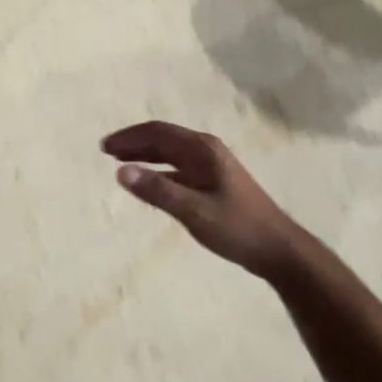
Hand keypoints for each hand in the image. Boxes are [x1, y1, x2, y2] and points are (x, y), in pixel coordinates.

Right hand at [102, 121, 303, 276]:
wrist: (278, 249)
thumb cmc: (237, 227)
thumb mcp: (193, 211)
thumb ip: (158, 190)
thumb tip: (121, 171)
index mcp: (203, 149)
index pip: (158, 133)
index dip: (130, 137)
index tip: (104, 147)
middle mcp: (207, 151)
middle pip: (164, 138)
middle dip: (134, 142)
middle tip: (106, 151)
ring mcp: (211, 166)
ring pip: (171, 153)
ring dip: (145, 154)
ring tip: (120, 161)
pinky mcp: (213, 182)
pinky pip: (178, 168)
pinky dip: (158, 170)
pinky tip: (148, 181)